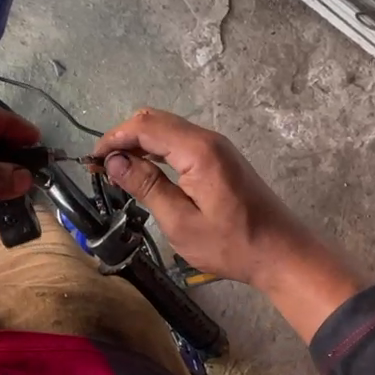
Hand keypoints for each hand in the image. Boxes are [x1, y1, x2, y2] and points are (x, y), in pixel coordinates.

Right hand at [93, 108, 362, 339]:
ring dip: (138, 144)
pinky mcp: (219, 158)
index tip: (92, 161)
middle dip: (122, 138)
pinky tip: (144, 173)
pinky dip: (155, 150)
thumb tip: (114, 161)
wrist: (282, 253)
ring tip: (116, 171)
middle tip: (101, 167)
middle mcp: (207, 139)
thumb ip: (147, 187)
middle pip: (154, 121)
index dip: (113, 139)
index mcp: (198, 151)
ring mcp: (216, 147)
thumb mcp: (181, 222)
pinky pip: (179, 142)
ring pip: (166, 129)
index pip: (145, 127)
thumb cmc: (232, 244)